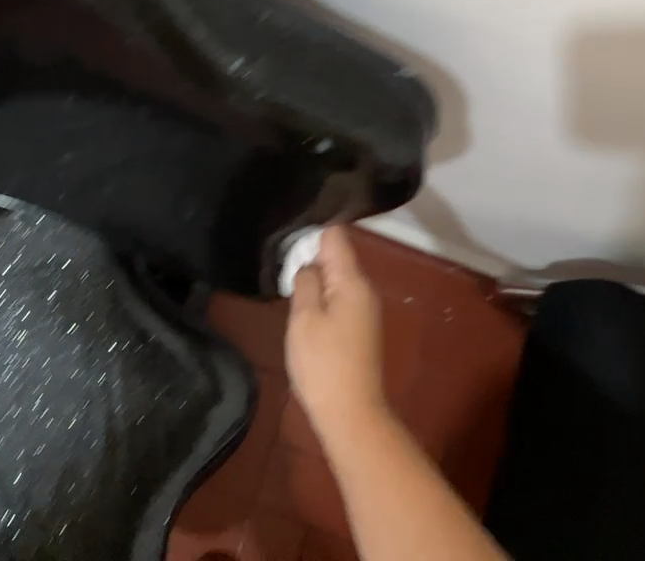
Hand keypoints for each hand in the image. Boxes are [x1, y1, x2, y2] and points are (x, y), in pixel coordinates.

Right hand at [285, 226, 387, 434]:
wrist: (351, 414)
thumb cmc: (323, 364)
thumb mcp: (304, 318)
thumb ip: (305, 282)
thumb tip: (308, 263)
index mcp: (352, 281)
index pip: (336, 236)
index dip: (312, 230)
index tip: (287, 232)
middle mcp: (364, 289)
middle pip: (337, 255)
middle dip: (311, 254)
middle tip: (279, 258)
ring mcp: (365, 309)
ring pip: (338, 278)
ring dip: (315, 278)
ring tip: (287, 279)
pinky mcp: (360, 327)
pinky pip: (340, 297)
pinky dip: (323, 296)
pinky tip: (304, 307)